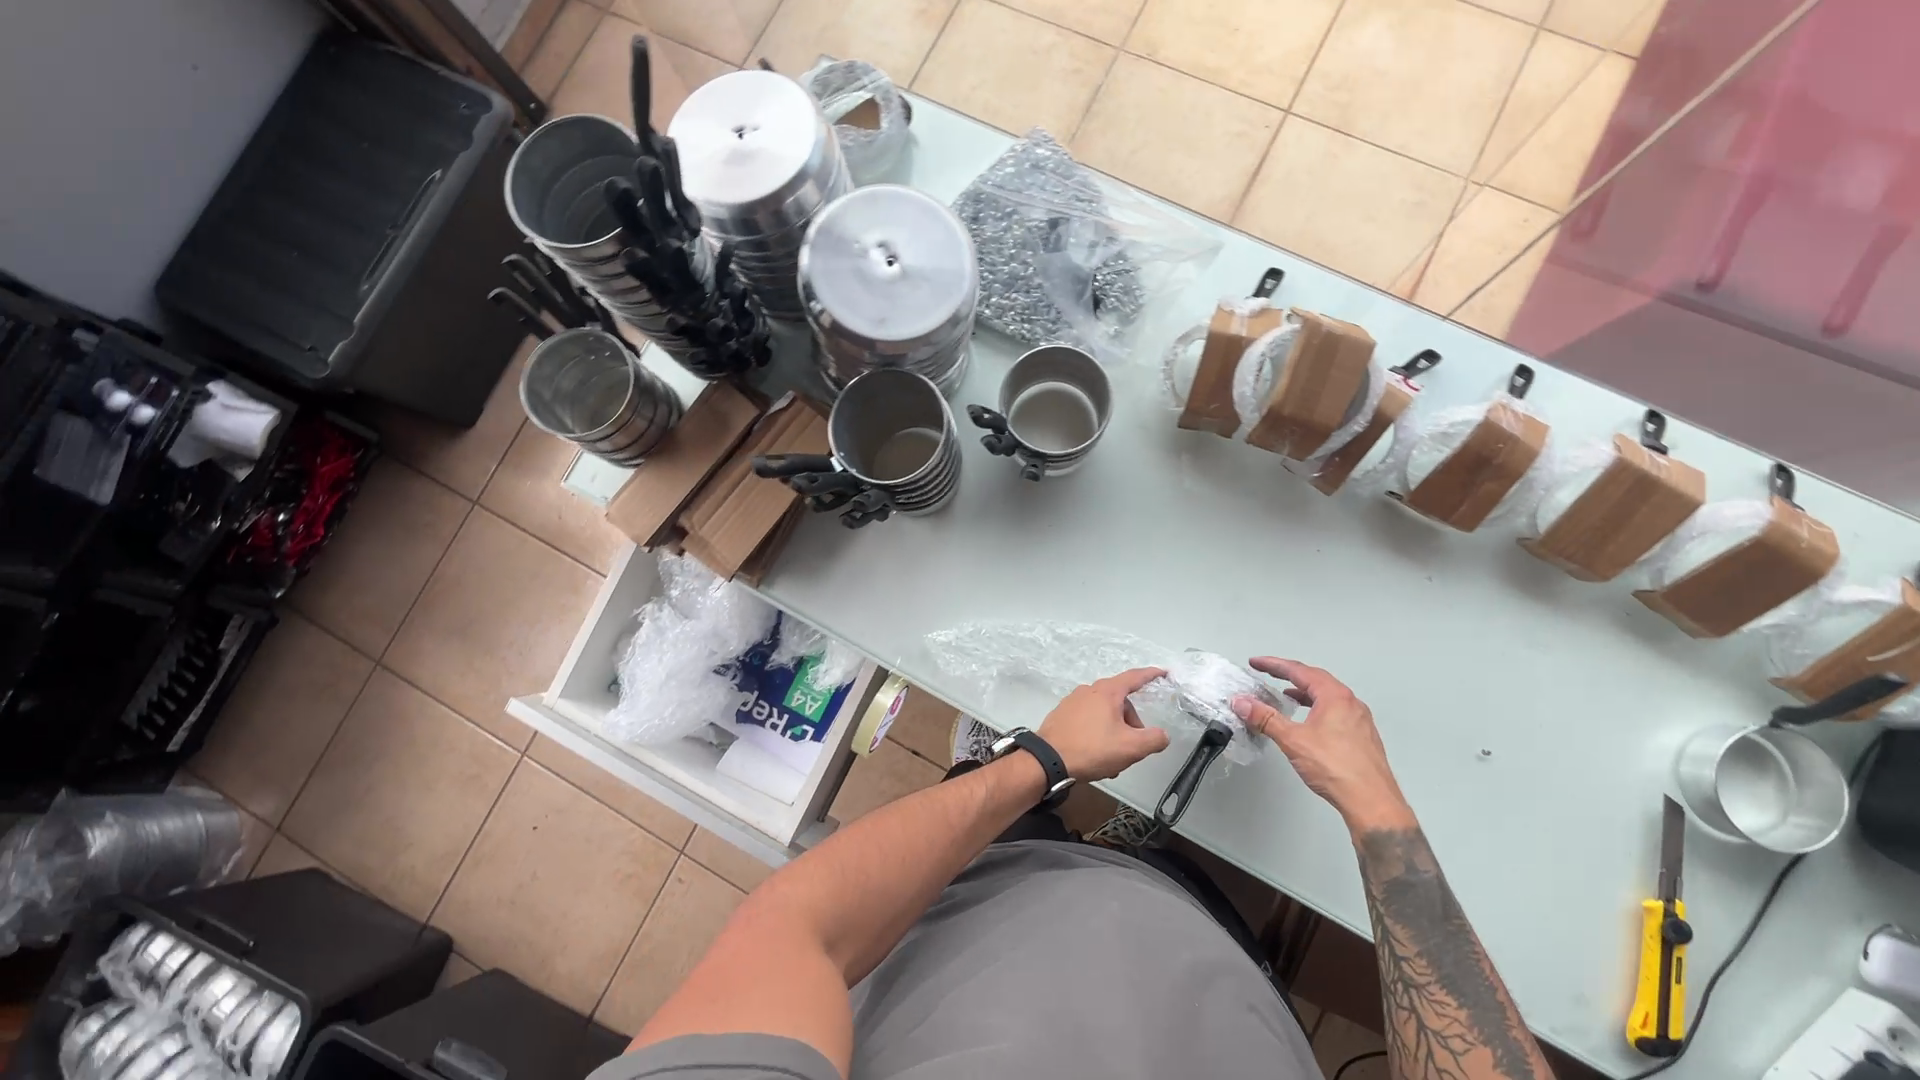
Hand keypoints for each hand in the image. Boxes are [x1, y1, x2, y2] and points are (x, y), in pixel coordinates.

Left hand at [1036, 667, 1170, 781]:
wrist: (1048, 760)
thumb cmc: (1092, 749)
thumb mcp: (1131, 747)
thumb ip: (1154, 739)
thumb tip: (1162, 735)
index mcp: (1107, 692)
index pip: (1134, 677)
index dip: (1151, 675)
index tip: (1162, 672)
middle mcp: (1089, 691)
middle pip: (1120, 701)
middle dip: (1132, 723)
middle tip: (1135, 746)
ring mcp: (1072, 702)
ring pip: (1104, 714)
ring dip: (1115, 732)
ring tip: (1115, 759)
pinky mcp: (1061, 716)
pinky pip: (1088, 721)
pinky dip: (1098, 735)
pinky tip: (1098, 757)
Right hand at [1231, 658, 1414, 833]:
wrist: (1371, 800)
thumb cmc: (1335, 767)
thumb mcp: (1293, 739)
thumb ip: (1265, 718)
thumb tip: (1242, 703)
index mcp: (1334, 696)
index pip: (1299, 671)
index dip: (1274, 665)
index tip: (1256, 663)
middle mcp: (1350, 702)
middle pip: (1316, 679)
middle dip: (1290, 674)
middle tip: (1269, 673)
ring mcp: (1360, 719)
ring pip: (1328, 696)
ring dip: (1305, 692)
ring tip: (1286, 696)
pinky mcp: (1362, 736)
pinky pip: (1336, 711)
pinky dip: (1317, 707)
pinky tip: (1309, 721)